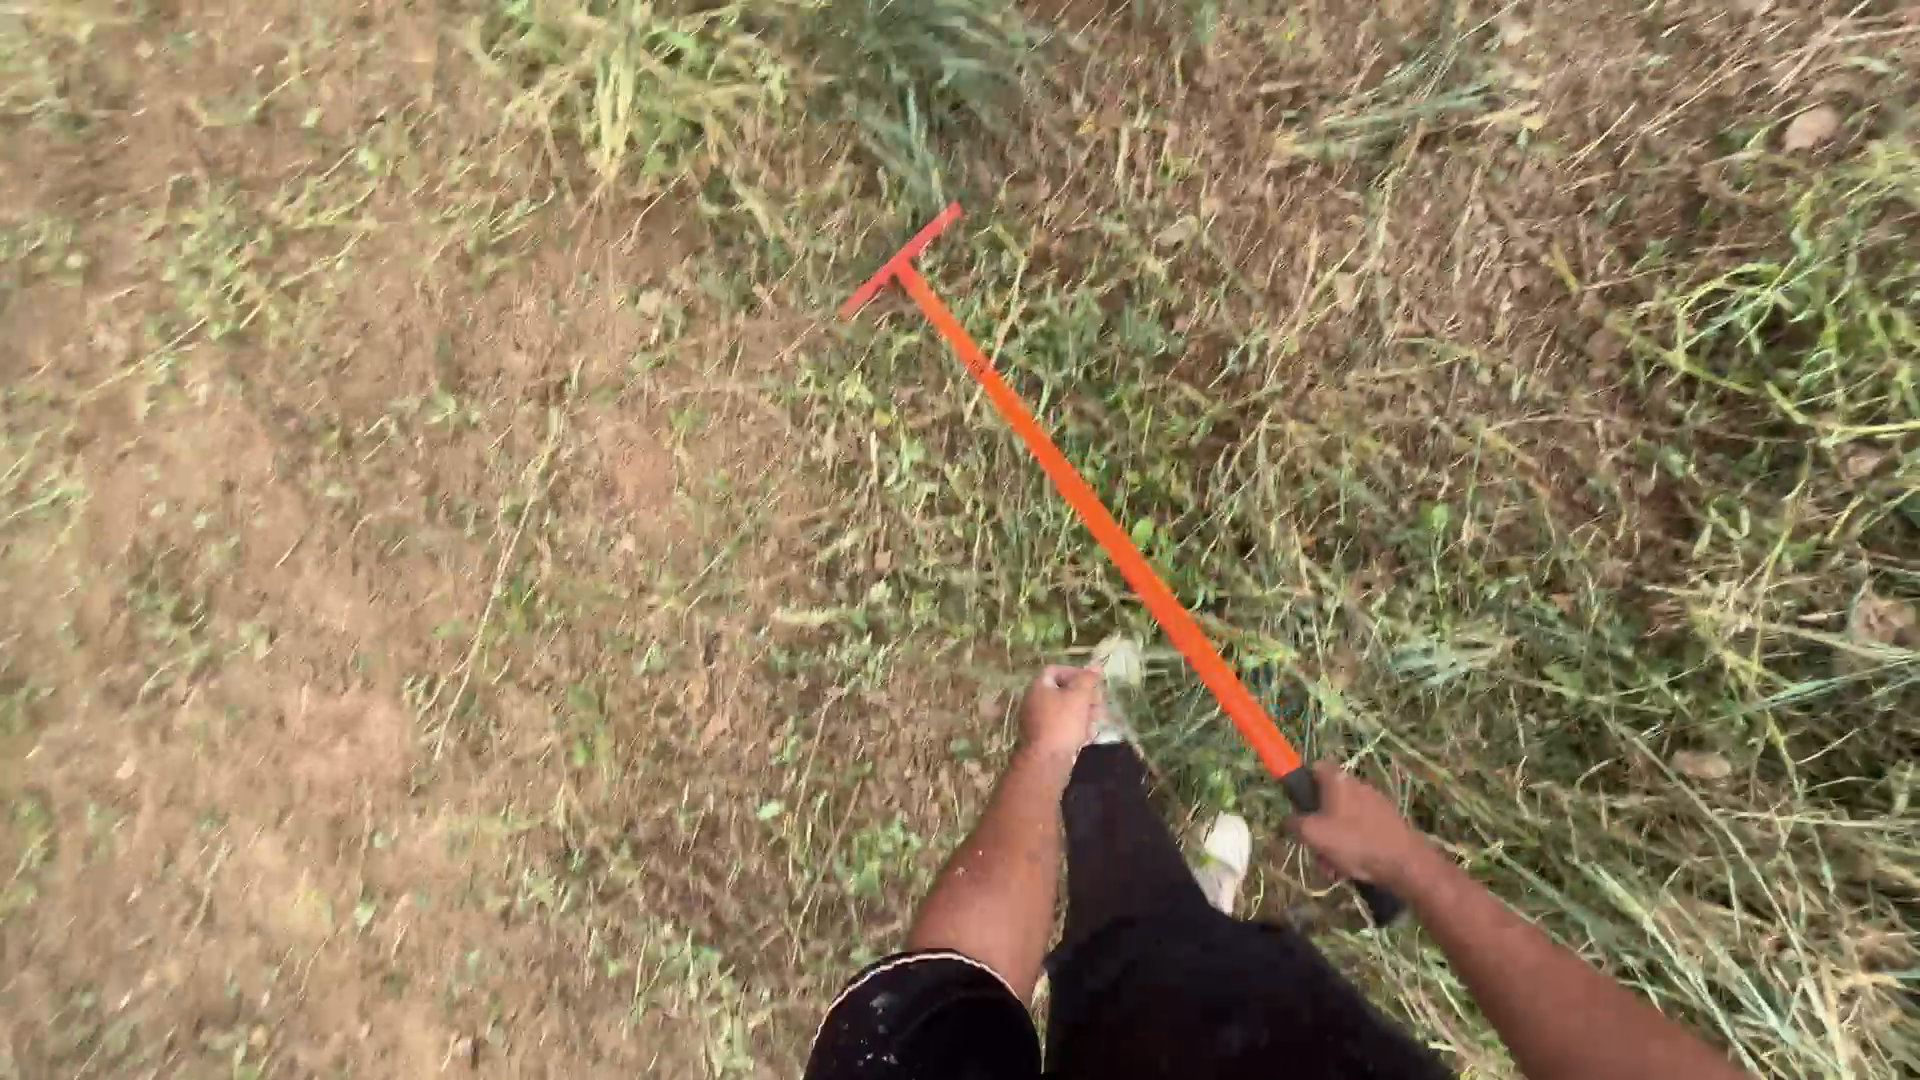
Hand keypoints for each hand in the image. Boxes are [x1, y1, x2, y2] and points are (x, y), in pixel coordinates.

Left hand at [1015, 666, 1103, 757]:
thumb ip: (1087, 679)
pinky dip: (1076, 728)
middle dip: (1084, 695)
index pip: (1056, 670)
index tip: (1092, 681)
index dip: (1075, 672)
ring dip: (1084, 712)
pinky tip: (1089, 736)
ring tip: (1098, 719)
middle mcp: (1035, 701)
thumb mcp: (1078, 696)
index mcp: (1038, 687)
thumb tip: (1096, 666)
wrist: (1047, 761)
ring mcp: (1038, 721)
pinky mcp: (1045, 738)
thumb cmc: (1062, 723)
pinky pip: (1062, 727)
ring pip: (1065, 711)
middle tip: (1099, 702)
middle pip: (1062, 691)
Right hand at [1287, 761, 1431, 888]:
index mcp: (1338, 780)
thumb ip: (1293, 822)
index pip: (1314, 767)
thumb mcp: (1312, 833)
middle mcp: (1357, 785)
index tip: (1299, 806)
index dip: (1302, 783)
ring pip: (1344, 818)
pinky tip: (1353, 867)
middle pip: (1327, 798)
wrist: (1406, 864)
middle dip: (1318, 823)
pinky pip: (1362, 829)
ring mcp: (1376, 803)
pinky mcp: (1389, 822)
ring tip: (1335, 865)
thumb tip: (1289, 821)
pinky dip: (1354, 845)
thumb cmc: (1354, 841)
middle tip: (1316, 846)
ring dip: (1335, 839)